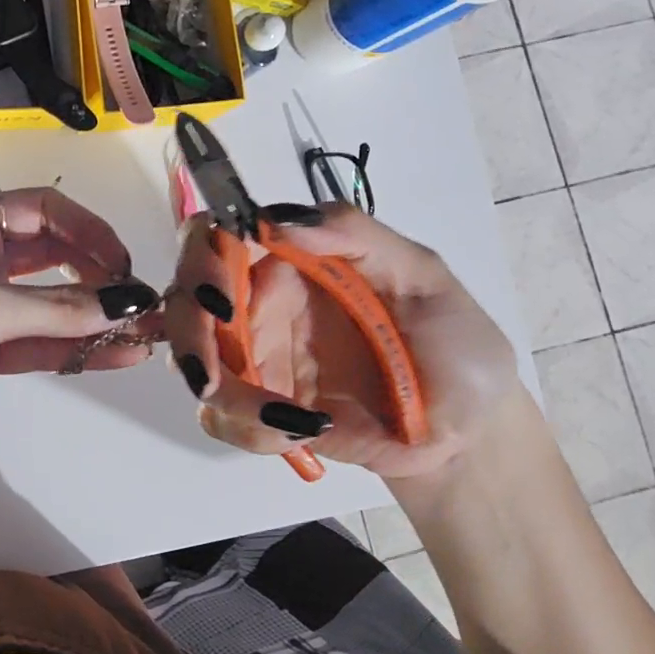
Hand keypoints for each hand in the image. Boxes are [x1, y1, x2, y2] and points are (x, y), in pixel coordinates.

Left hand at [0, 187, 160, 470]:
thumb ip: (58, 308)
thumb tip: (127, 303)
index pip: (40, 210)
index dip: (87, 230)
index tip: (123, 264)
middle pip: (52, 254)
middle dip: (97, 275)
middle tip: (136, 303)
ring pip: (50, 303)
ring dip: (94, 317)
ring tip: (143, 334)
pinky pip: (41, 340)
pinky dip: (75, 348)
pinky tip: (118, 356)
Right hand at [164, 203, 521, 478]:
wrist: (470, 433)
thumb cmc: (452, 345)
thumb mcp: (421, 274)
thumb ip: (351, 232)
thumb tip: (272, 219)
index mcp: (285, 260)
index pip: (213, 241)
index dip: (200, 263)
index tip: (220, 299)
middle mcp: (254, 303)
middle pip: (183, 305)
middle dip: (191, 340)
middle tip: (213, 379)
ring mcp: (250, 359)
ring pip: (192, 367)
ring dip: (231, 398)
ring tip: (292, 422)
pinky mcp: (253, 410)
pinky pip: (218, 419)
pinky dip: (251, 432)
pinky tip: (303, 434)